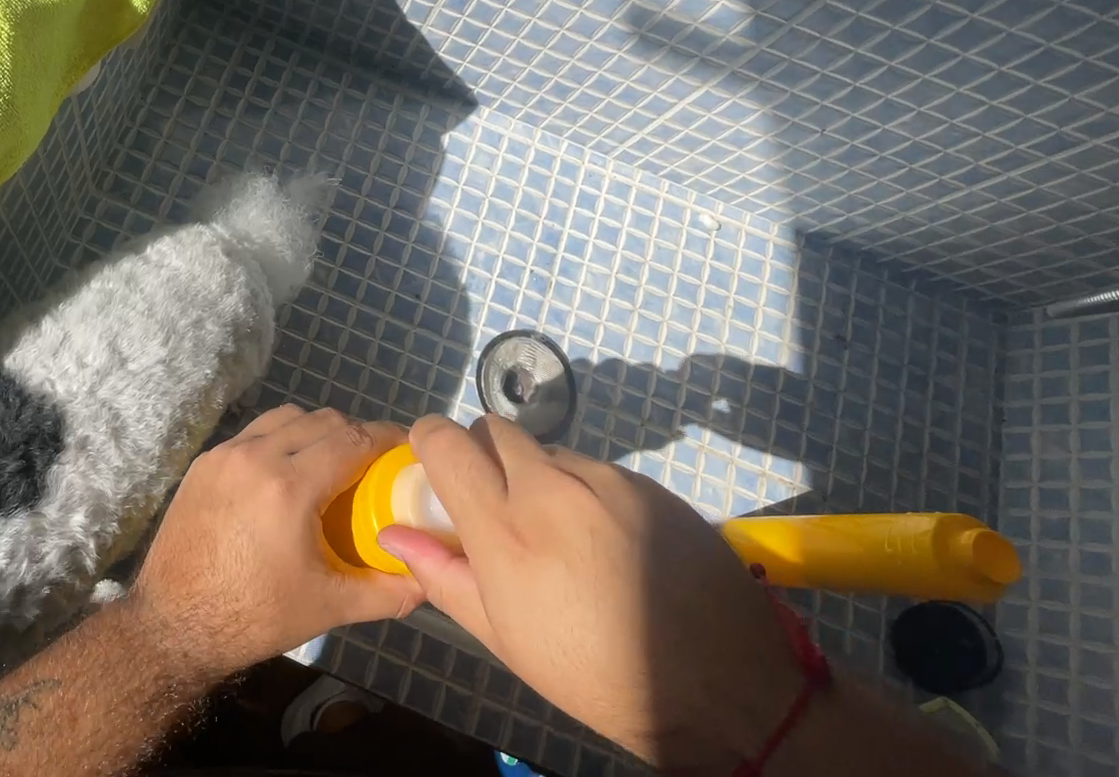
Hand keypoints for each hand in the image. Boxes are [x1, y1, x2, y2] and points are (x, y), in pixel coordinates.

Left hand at [130, 405, 424, 678]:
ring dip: (315, 430)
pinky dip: (279, 440)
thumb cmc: (254, 615)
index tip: (405, 449)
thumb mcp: (329, 607)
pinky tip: (285, 473)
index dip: (386, 438)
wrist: (174, 622)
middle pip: (322, 420)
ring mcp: (225, 454)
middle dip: (354, 433)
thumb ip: (387, 591)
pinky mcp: (204, 462)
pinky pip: (253, 433)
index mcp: (289, 487)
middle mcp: (256, 456)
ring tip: (329, 462)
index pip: (352, 439)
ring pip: (284, 418)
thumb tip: (429, 580)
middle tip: (372, 462)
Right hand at [378, 415, 802, 770]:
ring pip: (547, 450)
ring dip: (536, 474)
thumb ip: (442, 574)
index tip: (434, 464)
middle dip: (482, 453)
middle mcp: (550, 487)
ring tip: (561, 530)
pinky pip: (595, 468)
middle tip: (496, 501)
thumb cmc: (594, 674)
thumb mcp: (504, 638)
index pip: (446, 441)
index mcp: (505, 528)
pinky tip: (607, 538)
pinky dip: (584, 489)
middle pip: (494, 429)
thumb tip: (393, 534)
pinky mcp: (648, 484)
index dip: (430, 441)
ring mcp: (606, 479)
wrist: (726, 688)